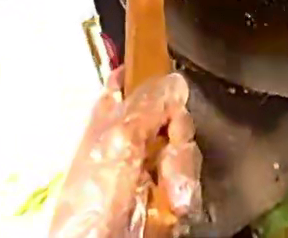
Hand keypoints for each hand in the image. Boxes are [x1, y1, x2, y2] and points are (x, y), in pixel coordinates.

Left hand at [50, 70, 200, 237]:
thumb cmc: (97, 194)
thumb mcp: (120, 138)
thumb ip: (148, 103)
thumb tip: (176, 81)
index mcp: (113, 113)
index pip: (135, 79)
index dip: (155, 79)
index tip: (170, 94)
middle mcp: (132, 135)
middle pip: (172, 112)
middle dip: (178, 133)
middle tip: (170, 152)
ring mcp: (149, 168)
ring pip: (184, 147)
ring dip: (184, 168)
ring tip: (173, 194)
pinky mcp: (164, 197)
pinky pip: (190, 181)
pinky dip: (187, 194)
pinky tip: (177, 207)